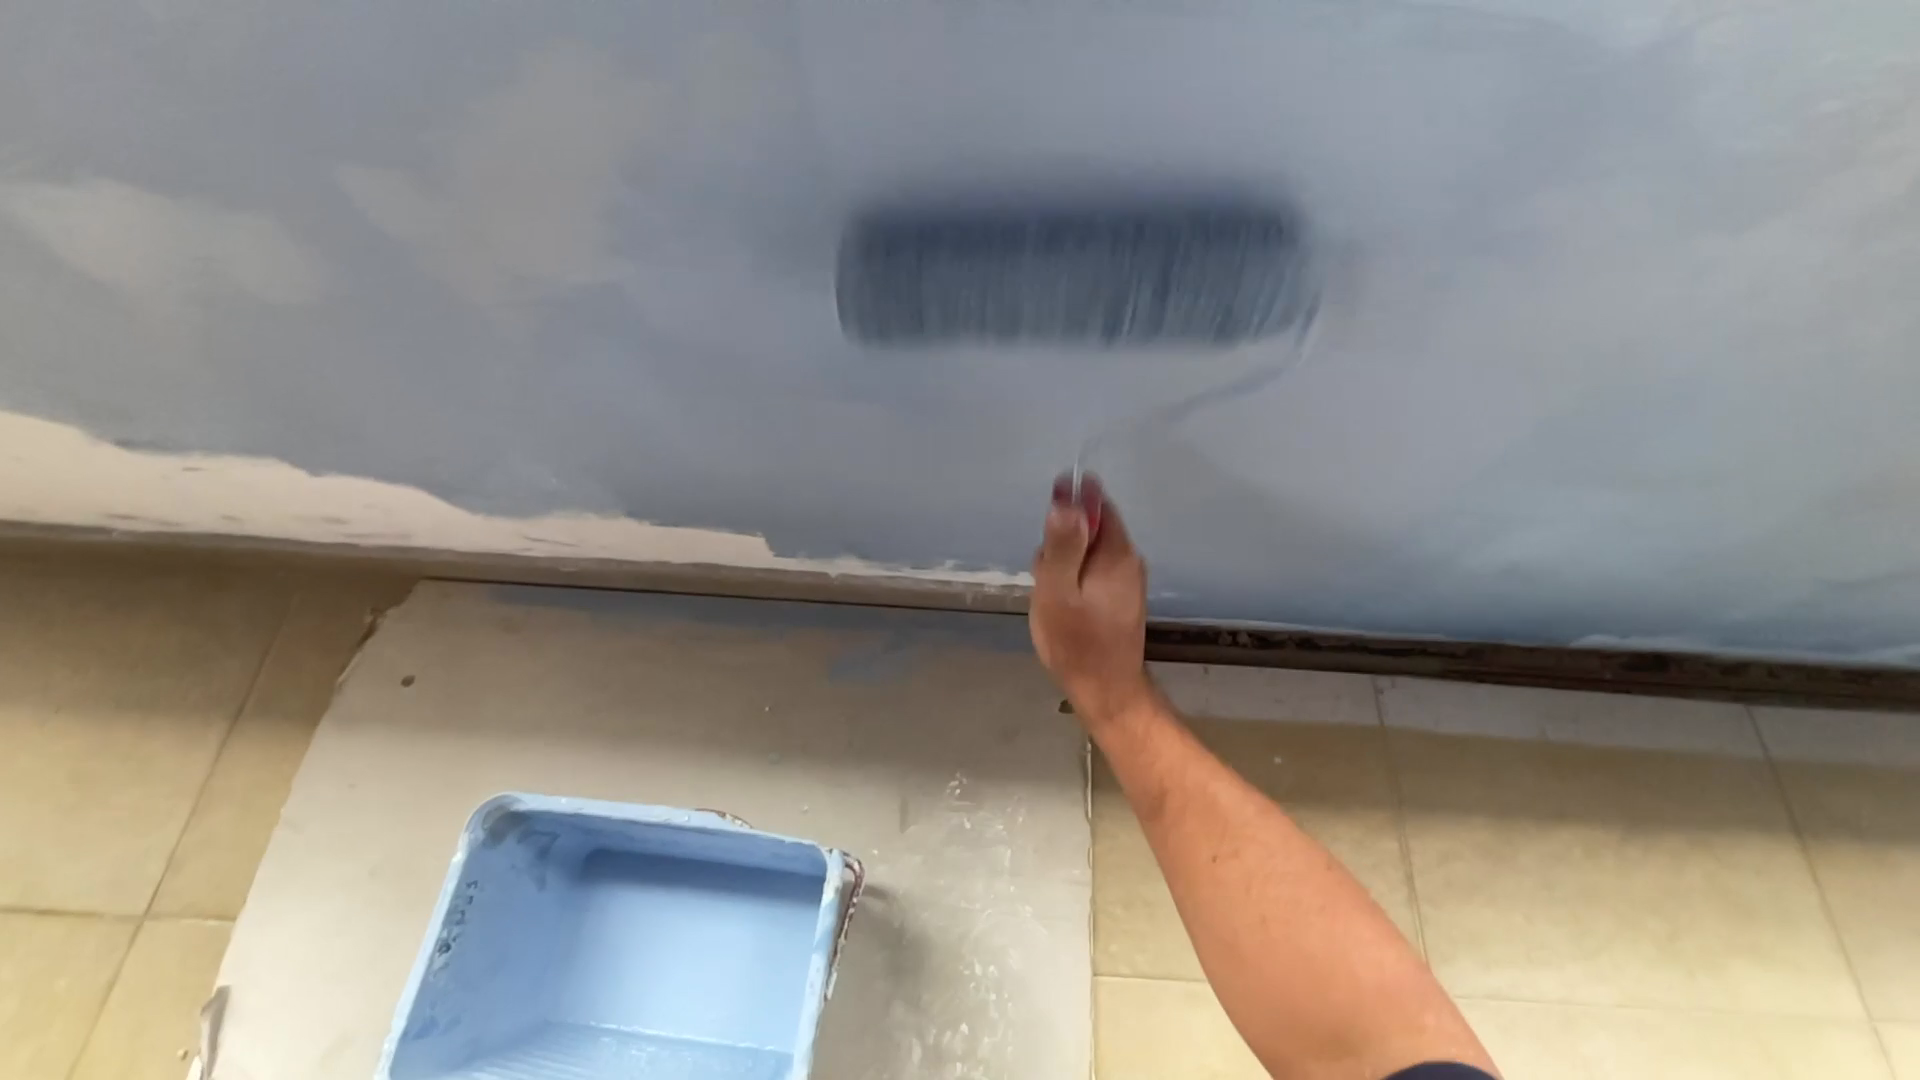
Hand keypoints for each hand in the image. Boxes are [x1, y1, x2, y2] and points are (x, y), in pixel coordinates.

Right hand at [1029, 471, 1155, 726]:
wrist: (1105, 691)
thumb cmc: (1076, 642)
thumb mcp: (1057, 591)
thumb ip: (1062, 545)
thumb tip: (1066, 500)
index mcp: (1117, 552)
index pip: (1097, 504)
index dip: (1070, 505)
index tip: (1048, 528)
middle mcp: (1129, 560)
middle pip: (1090, 528)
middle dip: (1062, 543)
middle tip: (1046, 578)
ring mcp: (1127, 580)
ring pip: (1087, 552)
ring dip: (1064, 565)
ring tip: (1052, 597)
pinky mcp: (1121, 598)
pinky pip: (1092, 572)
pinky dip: (1073, 582)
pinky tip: (1063, 608)